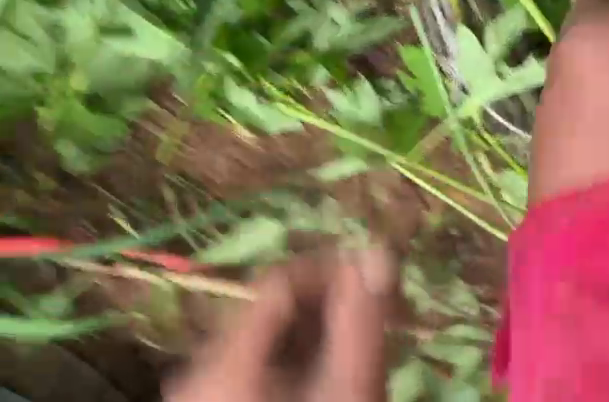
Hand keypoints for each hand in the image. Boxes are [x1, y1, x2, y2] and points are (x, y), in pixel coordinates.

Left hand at [168, 248, 396, 401]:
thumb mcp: (348, 384)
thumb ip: (362, 315)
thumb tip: (379, 249)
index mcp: (224, 362)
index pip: (282, 279)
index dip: (336, 268)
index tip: (381, 278)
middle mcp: (197, 371)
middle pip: (274, 306)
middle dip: (335, 299)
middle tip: (384, 311)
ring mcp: (198, 393)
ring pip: (269, 332)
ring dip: (322, 325)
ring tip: (364, 340)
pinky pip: (258, 358)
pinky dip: (299, 351)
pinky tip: (330, 368)